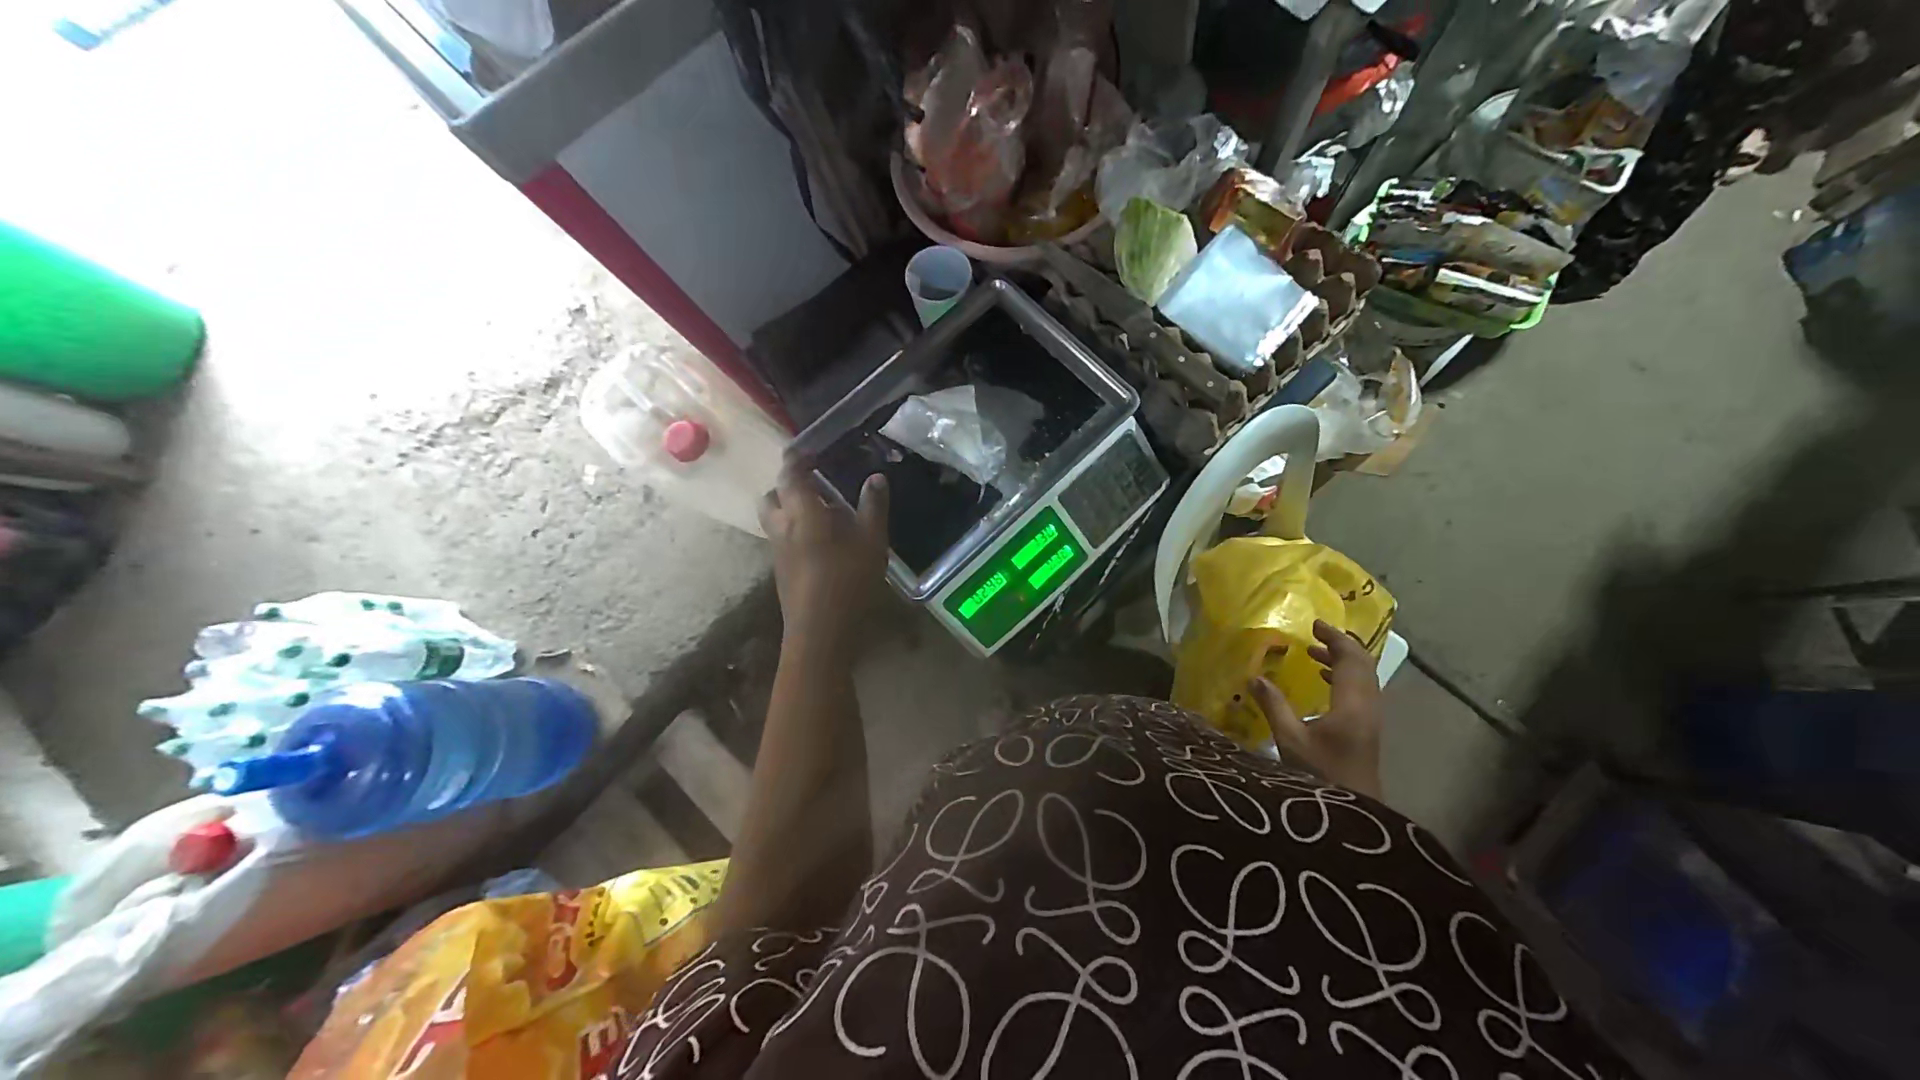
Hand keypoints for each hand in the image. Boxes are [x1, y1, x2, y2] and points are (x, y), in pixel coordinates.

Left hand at [758, 464, 889, 648]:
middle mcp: (782, 528)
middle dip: (787, 485)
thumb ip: (873, 507)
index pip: (789, 474)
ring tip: (823, 514)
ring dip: (791, 510)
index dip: (797, 458)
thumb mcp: (872, 542)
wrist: (820, 635)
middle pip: (772, 496)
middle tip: (813, 485)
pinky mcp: (782, 573)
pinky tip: (824, 544)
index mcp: (802, 513)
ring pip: (775, 520)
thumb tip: (876, 478)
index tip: (809, 450)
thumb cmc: (847, 582)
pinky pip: (783, 541)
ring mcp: (778, 553)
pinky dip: (796, 532)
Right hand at [1248, 619, 1383, 798]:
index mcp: (1352, 704)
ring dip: (1343, 661)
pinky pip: (1361, 691)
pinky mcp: (1368, 730)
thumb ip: (1274, 705)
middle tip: (1315, 634)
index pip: (1350, 659)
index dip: (1334, 638)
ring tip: (1314, 654)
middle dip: (1341, 645)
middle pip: (1363, 665)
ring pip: (1364, 678)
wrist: (1354, 815)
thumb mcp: (1290, 740)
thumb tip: (1255, 676)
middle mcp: (1368, 706)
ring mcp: (1371, 719)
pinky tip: (1323, 683)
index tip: (1313, 624)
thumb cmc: (1321, 775)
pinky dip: (1344, 678)